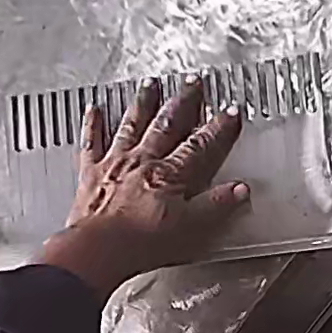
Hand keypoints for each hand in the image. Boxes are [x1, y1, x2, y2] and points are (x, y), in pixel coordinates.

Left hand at [38, 76, 250, 296]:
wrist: (99, 249)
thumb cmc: (141, 243)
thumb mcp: (189, 228)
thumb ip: (215, 206)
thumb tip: (240, 190)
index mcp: (170, 176)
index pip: (200, 146)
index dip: (218, 129)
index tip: (230, 113)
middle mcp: (143, 162)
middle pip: (167, 125)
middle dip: (183, 103)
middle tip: (193, 83)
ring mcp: (115, 164)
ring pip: (132, 125)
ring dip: (143, 104)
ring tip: (151, 85)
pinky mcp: (91, 174)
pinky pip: (92, 143)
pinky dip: (94, 125)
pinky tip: (94, 110)